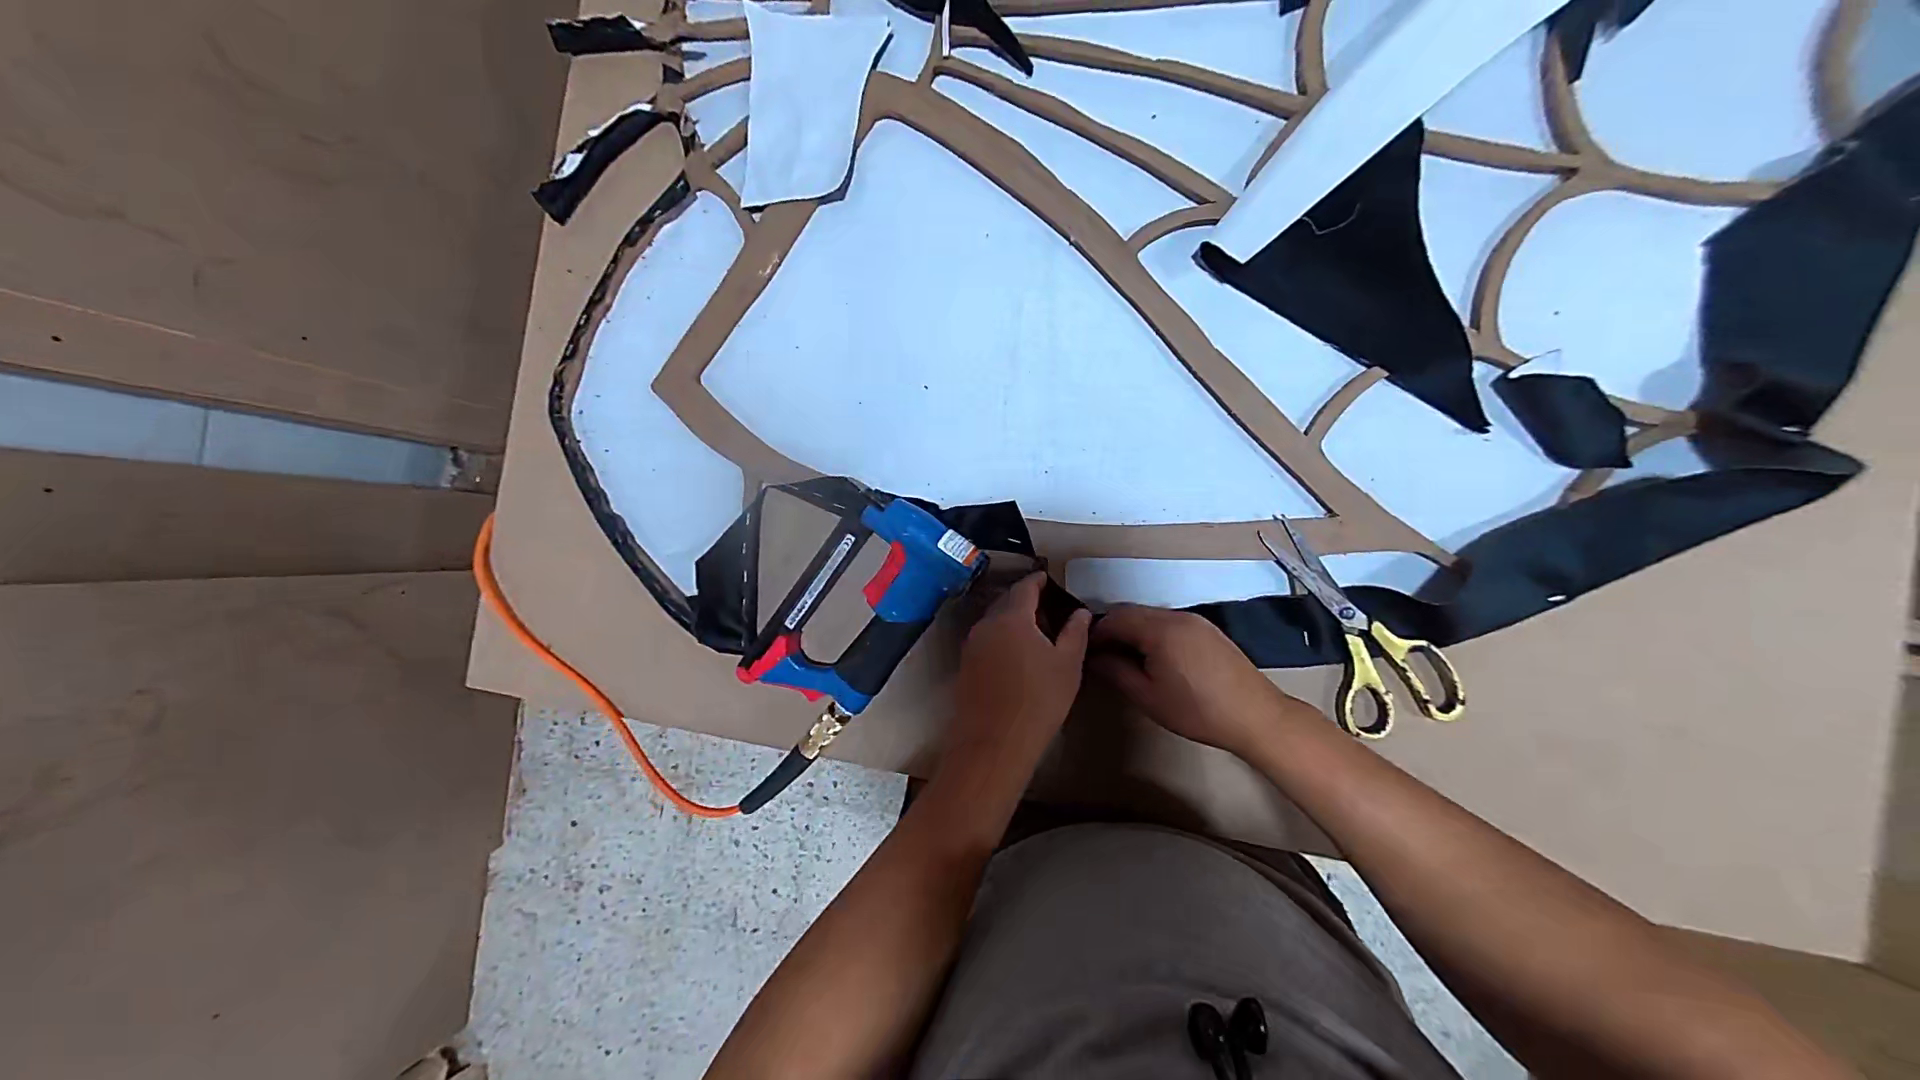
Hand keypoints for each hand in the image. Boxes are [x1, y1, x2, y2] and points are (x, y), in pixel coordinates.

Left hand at [947, 572, 1092, 762]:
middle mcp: (986, 625)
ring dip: (1012, 619)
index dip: (1038, 580)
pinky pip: (986, 639)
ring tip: (1035, 630)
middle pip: (1006, 602)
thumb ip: (1075, 633)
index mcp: (1011, 617)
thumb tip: (1080, 613)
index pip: (1025, 587)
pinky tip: (1017, 653)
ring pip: (994, 621)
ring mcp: (971, 645)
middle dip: (1025, 599)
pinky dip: (1002, 637)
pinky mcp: (965, 665)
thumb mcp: (1068, 665)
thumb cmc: (1038, 701)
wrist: (994, 742)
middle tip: (1047, 606)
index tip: (1049, 578)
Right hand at [1090, 604, 1314, 757]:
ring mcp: (1195, 621)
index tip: (1085, 653)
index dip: (1095, 634)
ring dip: (1133, 631)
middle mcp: (1177, 616)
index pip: (1114, 619)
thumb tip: (1093, 658)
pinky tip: (1154, 658)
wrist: (1256, 717)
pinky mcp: (1208, 630)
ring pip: (1151, 617)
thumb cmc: (1197, 710)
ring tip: (1126, 660)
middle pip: (1132, 613)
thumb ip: (1116, 671)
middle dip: (1113, 630)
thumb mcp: (1147, 696)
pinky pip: (1170, 622)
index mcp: (1159, 629)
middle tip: (1102, 657)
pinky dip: (1154, 633)